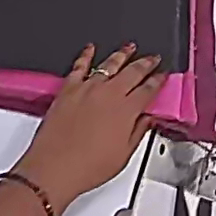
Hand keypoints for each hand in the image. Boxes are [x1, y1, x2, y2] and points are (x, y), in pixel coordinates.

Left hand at [13, 44, 164, 213]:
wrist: (54, 168)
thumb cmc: (87, 167)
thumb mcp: (124, 155)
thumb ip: (138, 131)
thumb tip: (147, 119)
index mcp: (127, 110)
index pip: (148, 89)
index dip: (158, 80)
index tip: (162, 75)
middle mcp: (109, 94)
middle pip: (133, 71)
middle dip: (146, 63)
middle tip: (153, 58)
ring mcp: (88, 88)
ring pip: (110, 63)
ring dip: (122, 54)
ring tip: (129, 47)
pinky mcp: (69, 89)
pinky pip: (80, 65)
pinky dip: (86, 54)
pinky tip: (90, 48)